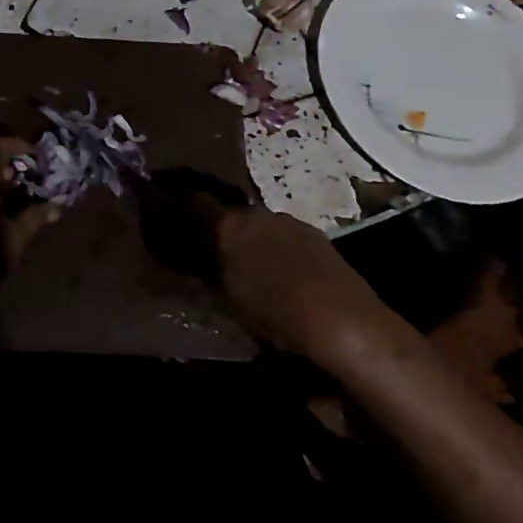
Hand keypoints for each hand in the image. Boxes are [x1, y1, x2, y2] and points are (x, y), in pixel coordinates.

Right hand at [207, 204, 396, 366]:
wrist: (340, 318)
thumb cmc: (273, 310)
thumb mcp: (229, 300)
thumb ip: (211, 277)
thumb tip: (198, 268)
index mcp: (230, 226)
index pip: (200, 204)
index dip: (189, 209)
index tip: (182, 218)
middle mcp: (258, 215)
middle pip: (235, 216)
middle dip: (228, 232)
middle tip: (222, 254)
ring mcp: (291, 223)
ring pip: (264, 227)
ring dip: (257, 241)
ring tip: (257, 267)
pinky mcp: (317, 237)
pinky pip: (288, 238)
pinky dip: (282, 250)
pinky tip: (287, 274)